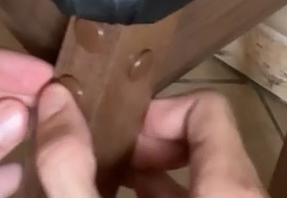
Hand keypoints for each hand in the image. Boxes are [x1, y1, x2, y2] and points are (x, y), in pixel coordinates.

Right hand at [33, 84, 265, 197]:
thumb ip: (70, 164)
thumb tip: (55, 99)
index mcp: (231, 190)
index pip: (209, 109)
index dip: (158, 111)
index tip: (120, 133)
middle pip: (209, 143)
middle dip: (153, 145)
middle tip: (111, 161)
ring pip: (209, 180)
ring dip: (161, 177)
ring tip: (113, 185)